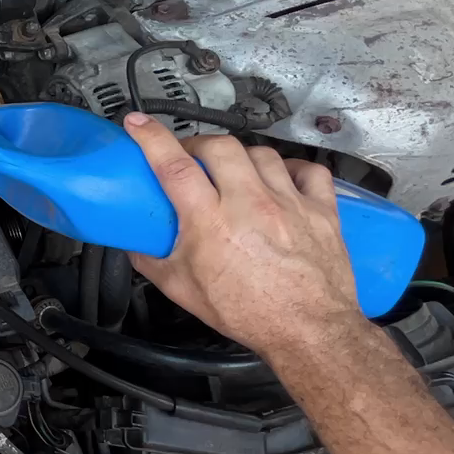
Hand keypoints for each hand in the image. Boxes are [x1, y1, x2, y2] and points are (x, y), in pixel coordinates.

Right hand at [122, 112, 361, 359]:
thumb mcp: (177, 286)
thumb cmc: (244, 310)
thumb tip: (131, 242)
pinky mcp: (322, 212)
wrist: (308, 331)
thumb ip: (148, 257)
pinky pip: (310, 171)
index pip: (175, 165)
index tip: (137, 122)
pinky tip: (278, 175)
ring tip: (230, 169)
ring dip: (238, 155)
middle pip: (220, 148)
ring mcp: (290, 205)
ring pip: (261, 154)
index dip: (152, 138)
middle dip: (197, 144)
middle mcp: (250, 205)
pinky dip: (290, 167)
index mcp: (210, 221)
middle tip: (188, 158)